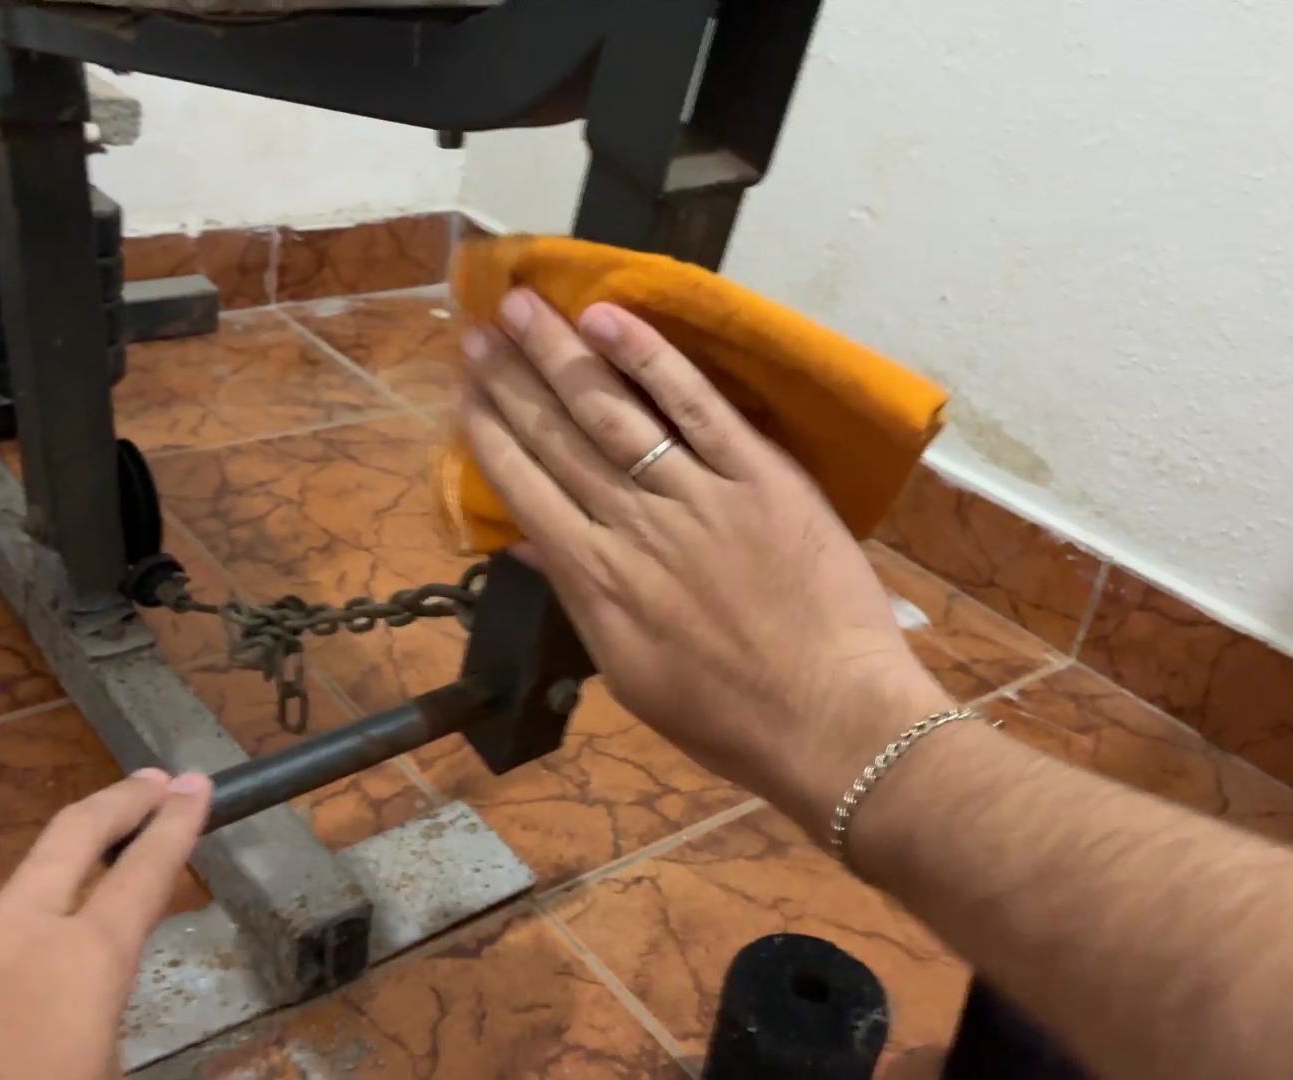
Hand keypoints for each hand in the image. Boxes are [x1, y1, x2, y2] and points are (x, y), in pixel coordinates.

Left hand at [0, 769, 214, 1079]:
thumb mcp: (88, 1073)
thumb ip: (90, 1025)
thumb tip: (74, 1001)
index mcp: (78, 968)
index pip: (146, 872)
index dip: (177, 822)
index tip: (195, 785)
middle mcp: (5, 936)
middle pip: (73, 836)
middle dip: (121, 802)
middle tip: (148, 783)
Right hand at [457, 290, 952, 832]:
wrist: (829, 724)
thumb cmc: (723, 715)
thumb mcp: (626, 672)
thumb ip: (578, 599)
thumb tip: (530, 547)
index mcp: (594, 580)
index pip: (523, 489)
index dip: (488, 434)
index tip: (463, 392)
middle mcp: (630, 527)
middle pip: (556, 438)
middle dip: (510, 380)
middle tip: (478, 330)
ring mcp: (695, 496)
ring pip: (611, 412)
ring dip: (560, 355)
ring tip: (521, 307)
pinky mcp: (759, 477)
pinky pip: (697, 407)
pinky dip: (652, 360)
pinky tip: (609, 319)